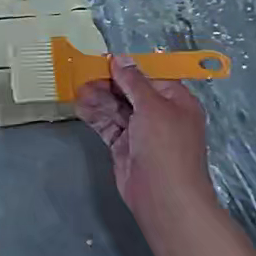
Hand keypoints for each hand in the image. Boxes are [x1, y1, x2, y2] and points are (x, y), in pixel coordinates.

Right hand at [74, 55, 214, 220]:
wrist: (163, 196)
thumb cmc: (166, 146)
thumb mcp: (153, 107)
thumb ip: (133, 81)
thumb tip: (121, 59)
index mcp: (176, 101)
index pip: (150, 77)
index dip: (128, 68)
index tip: (104, 60)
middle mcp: (159, 114)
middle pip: (129, 91)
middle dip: (107, 84)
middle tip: (83, 77)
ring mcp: (140, 131)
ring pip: (115, 107)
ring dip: (97, 99)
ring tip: (79, 93)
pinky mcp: (123, 145)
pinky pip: (107, 124)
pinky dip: (94, 115)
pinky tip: (81, 107)